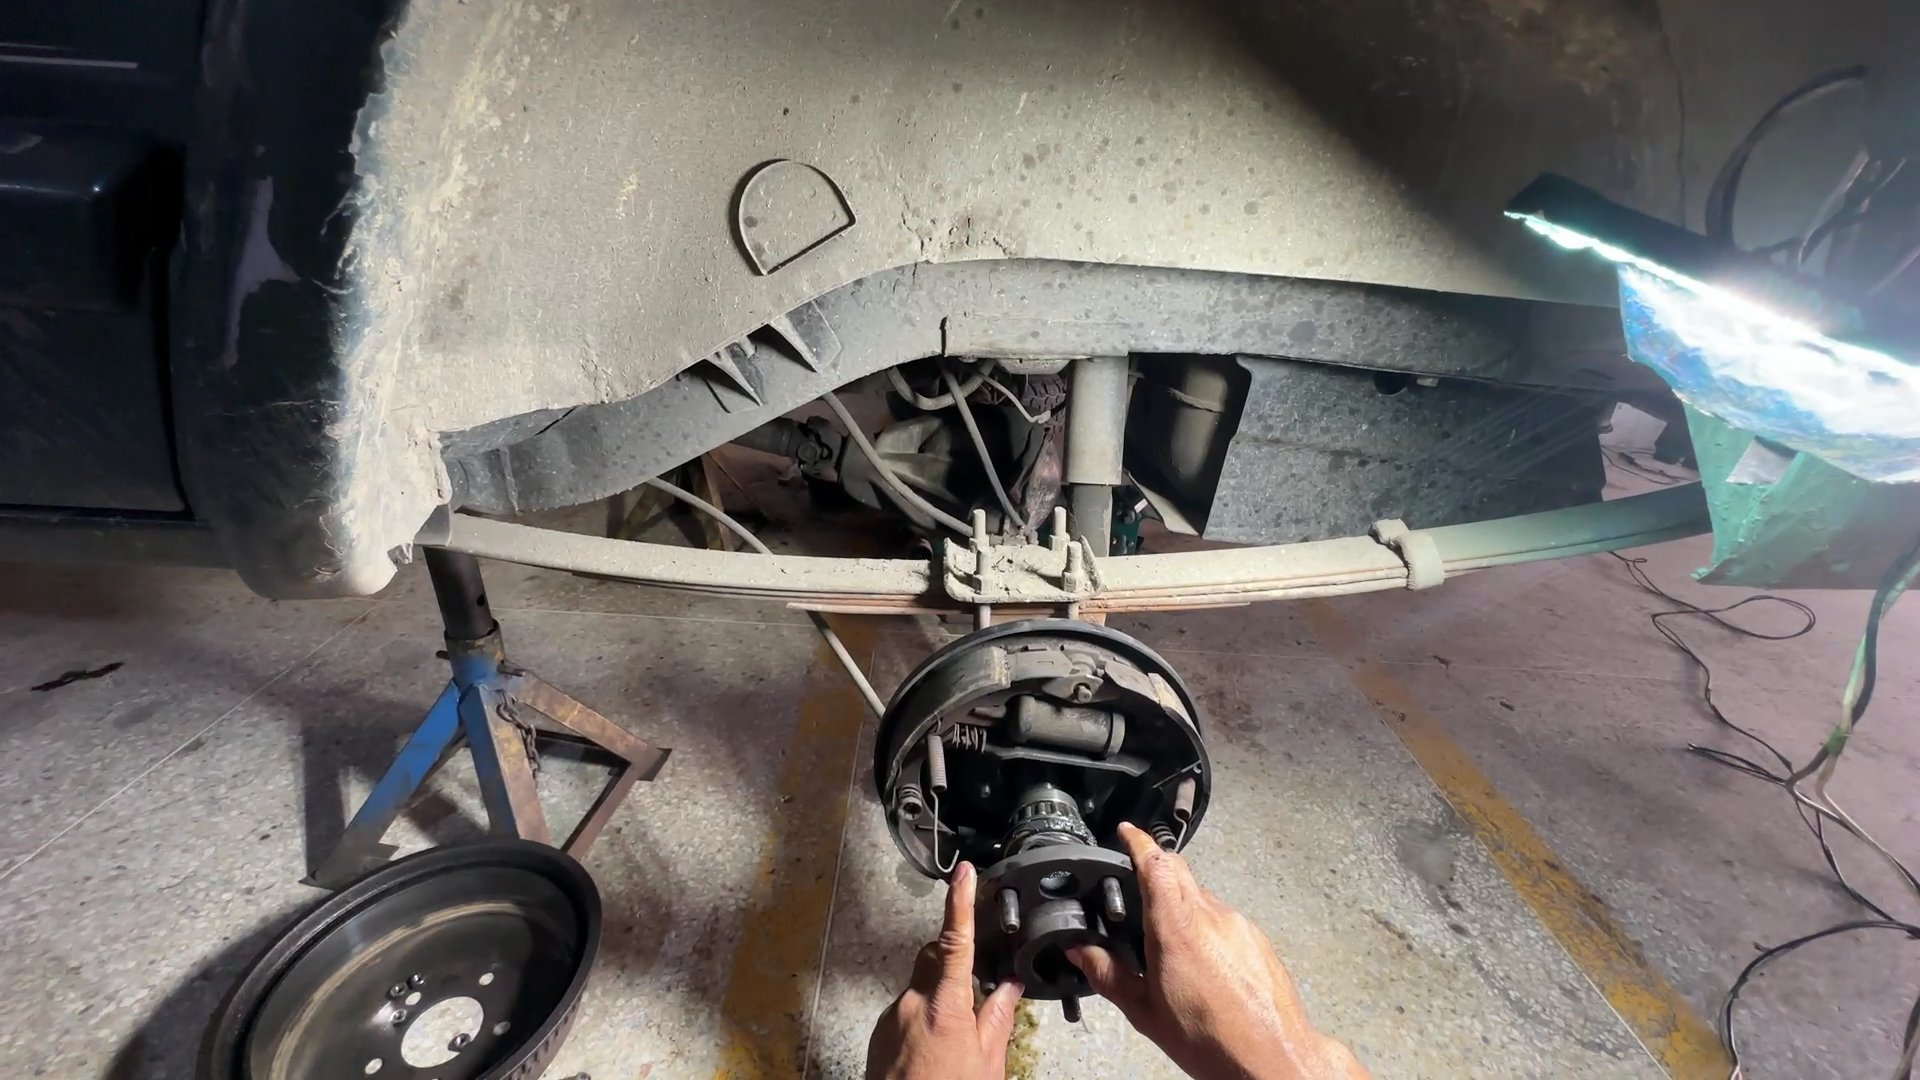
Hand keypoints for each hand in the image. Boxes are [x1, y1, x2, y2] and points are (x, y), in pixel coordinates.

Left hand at [866, 861, 1025, 1079]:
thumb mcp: (987, 1066)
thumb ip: (997, 1018)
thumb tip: (1008, 985)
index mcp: (945, 1007)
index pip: (955, 939)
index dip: (960, 900)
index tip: (964, 872)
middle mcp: (913, 1003)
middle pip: (934, 956)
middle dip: (953, 958)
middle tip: (974, 985)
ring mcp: (892, 1016)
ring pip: (920, 983)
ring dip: (939, 993)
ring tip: (954, 1034)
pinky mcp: (879, 1032)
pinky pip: (905, 1006)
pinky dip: (922, 1014)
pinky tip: (933, 1048)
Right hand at [1068, 824, 1369, 1079]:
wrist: (1276, 1062)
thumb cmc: (1212, 1042)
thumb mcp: (1145, 1012)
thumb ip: (1107, 974)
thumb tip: (1078, 950)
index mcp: (1175, 927)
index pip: (1155, 863)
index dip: (1138, 841)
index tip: (1126, 831)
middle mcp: (1209, 915)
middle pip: (1179, 869)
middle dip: (1156, 868)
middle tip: (1139, 884)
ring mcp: (1238, 924)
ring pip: (1201, 895)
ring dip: (1183, 905)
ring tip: (1172, 943)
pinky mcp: (1258, 939)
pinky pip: (1225, 918)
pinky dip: (1208, 928)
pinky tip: (1205, 963)